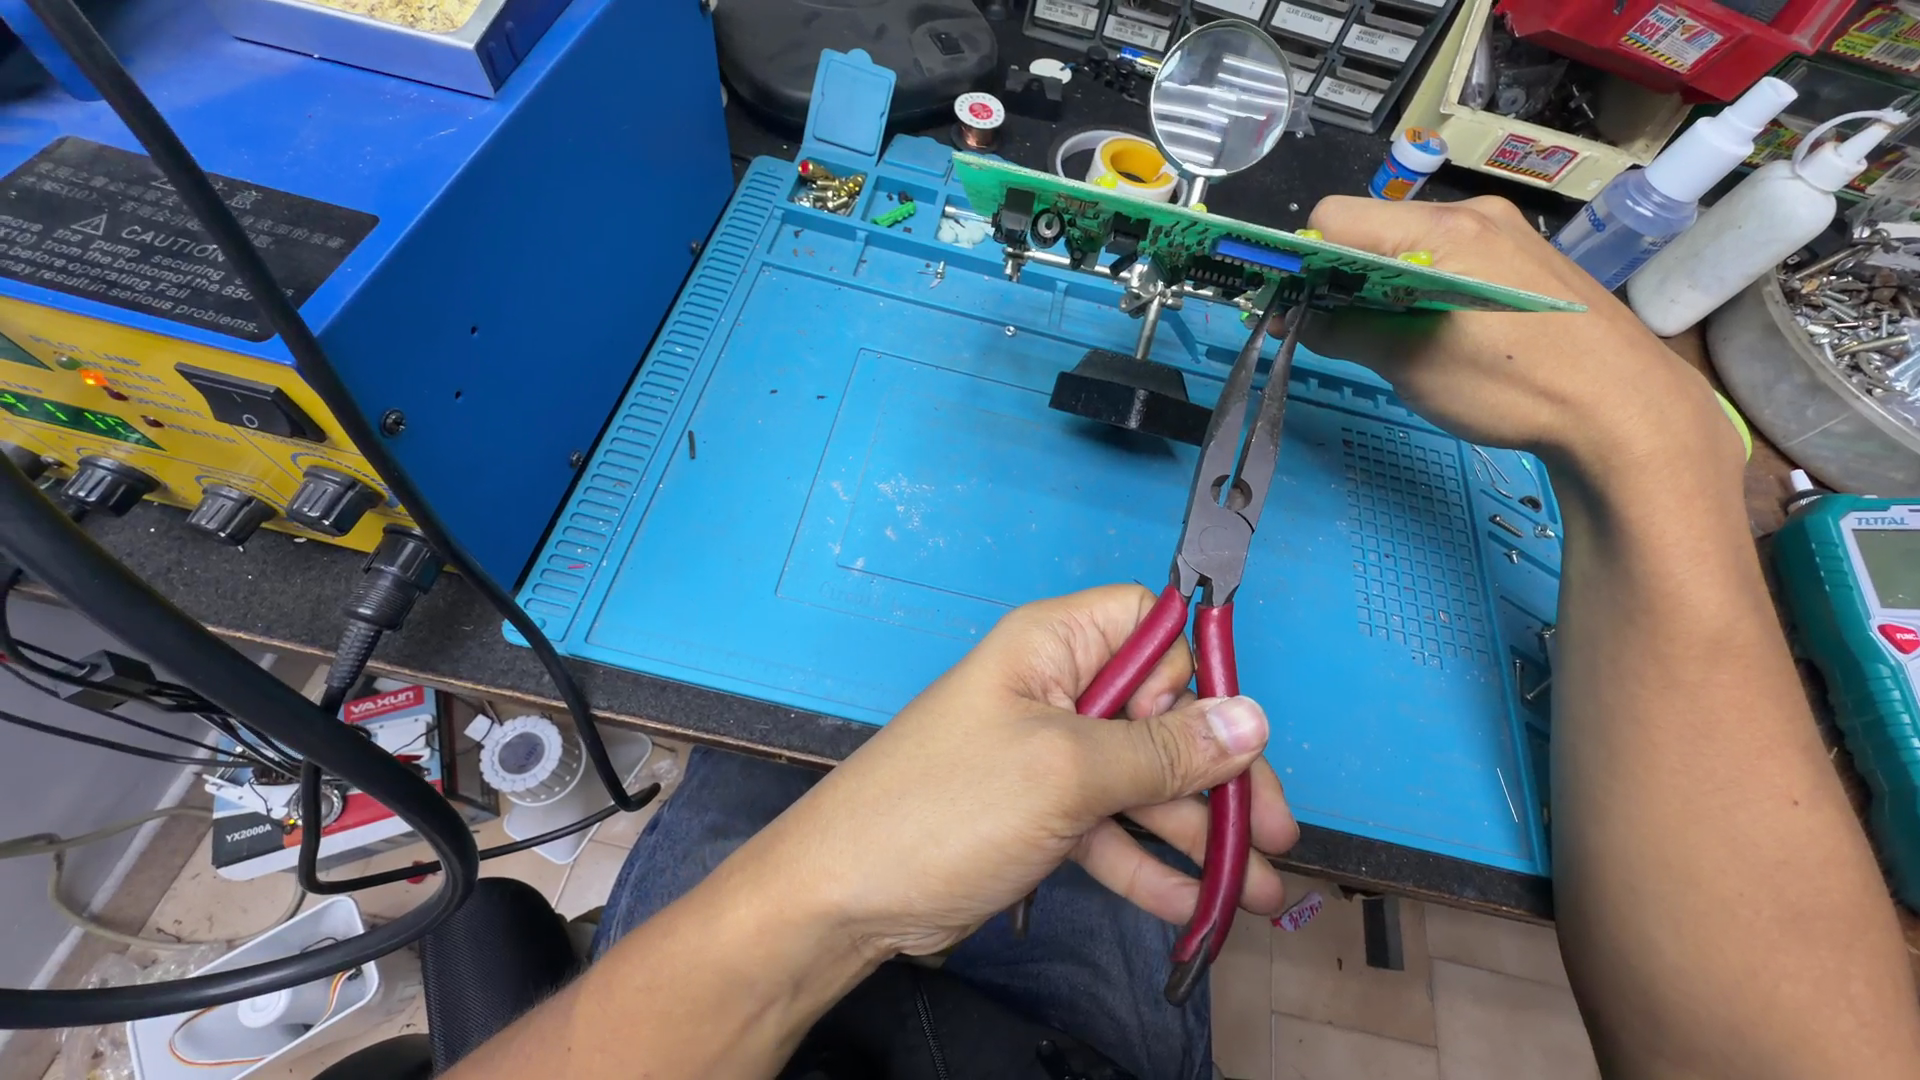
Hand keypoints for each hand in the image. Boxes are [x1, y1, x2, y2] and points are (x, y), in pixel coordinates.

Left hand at [721, 584, 1298, 958]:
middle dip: (1219, 773)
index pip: (1147, 626)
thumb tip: (1252, 719)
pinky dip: (1150, 865)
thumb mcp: (1066, 772)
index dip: (1192, 670)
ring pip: (1142, 780)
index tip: (1229, 730)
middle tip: (1277, 834)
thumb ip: (1162, 750)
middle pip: (1159, 714)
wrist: (845, 897)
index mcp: (1053, 646)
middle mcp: (1055, 691)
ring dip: (1199, 832)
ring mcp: (1048, 756)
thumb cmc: (949, 807)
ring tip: (1260, 890)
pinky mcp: (1039, 814)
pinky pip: (1111, 829)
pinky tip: (1197, 908)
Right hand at [1297, 196, 1742, 482]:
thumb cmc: (1508, 384)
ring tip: (1388, 337)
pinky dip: (1414, 290)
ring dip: (1377, 287)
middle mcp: (1471, 214)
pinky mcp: (1518, 259)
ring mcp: (1501, 233)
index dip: (1305, 261)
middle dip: (1339, 277)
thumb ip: (1340, 331)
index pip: (1335, 219)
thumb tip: (1285, 316)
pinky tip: (1432, 331)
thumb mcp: (1407, 362)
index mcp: (1441, 228)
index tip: (1296, 308)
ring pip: (1405, 247)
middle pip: (1370, 230)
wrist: (1623, 409)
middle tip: (1337, 331)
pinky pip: (1442, 259)